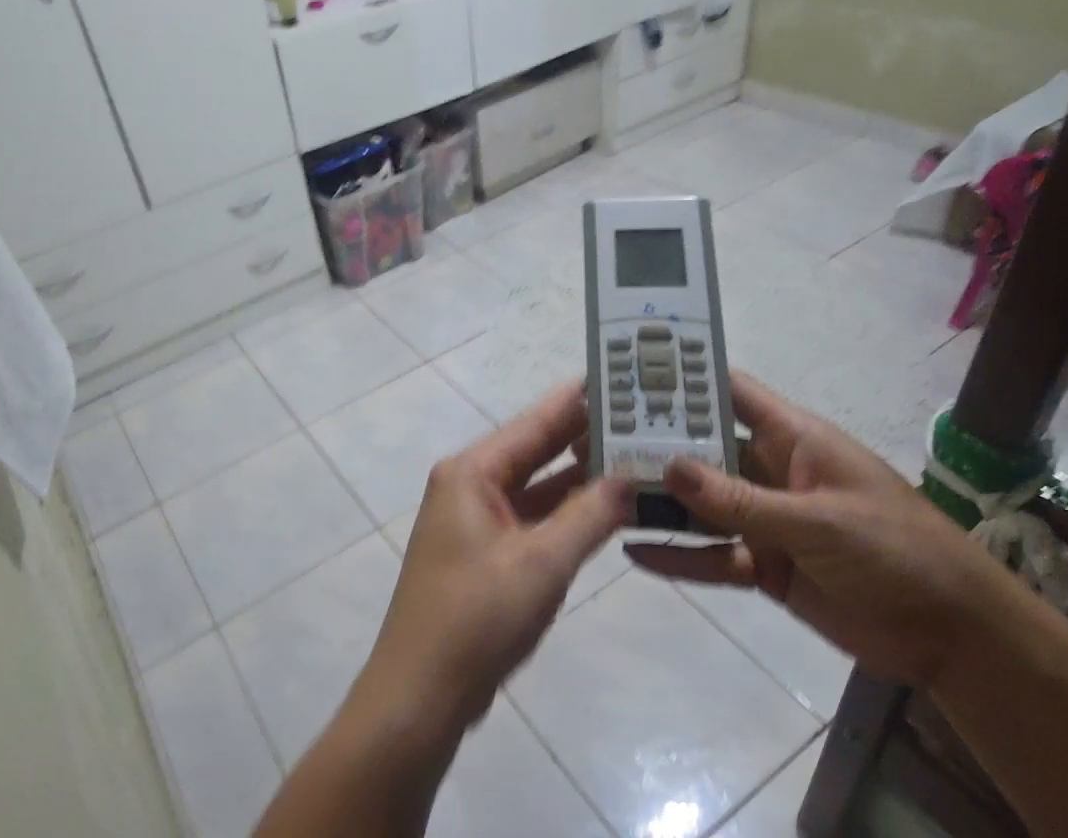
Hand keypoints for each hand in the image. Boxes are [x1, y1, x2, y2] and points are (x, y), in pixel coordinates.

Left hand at [358, 381, 632, 731]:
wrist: (422, 691)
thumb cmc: (478, 617)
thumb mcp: (542, 562)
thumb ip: (590, 514)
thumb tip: (630, 475)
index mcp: (471, 473)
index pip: (535, 422)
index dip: (579, 400)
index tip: (622, 375)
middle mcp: (469, 487)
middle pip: (535, 451)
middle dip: (586, 436)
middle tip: (645, 416)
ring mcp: (475, 522)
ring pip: (537, 488)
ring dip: (580, 478)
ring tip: (639, 455)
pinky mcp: (485, 556)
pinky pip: (532, 521)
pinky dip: (567, 515)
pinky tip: (608, 508)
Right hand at [627, 372, 1016, 688]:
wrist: (956, 636)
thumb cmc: (899, 553)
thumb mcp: (819, 521)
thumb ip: (741, 500)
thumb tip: (668, 465)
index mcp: (796, 440)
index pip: (731, 394)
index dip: (685, 379)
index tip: (626, 372)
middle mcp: (773, 473)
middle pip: (703, 450)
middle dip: (654, 444)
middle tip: (591, 437)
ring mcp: (767, 521)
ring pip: (701, 504)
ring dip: (658, 500)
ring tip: (601, 490)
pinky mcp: (765, 566)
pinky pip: (711, 555)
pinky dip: (677, 555)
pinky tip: (636, 553)